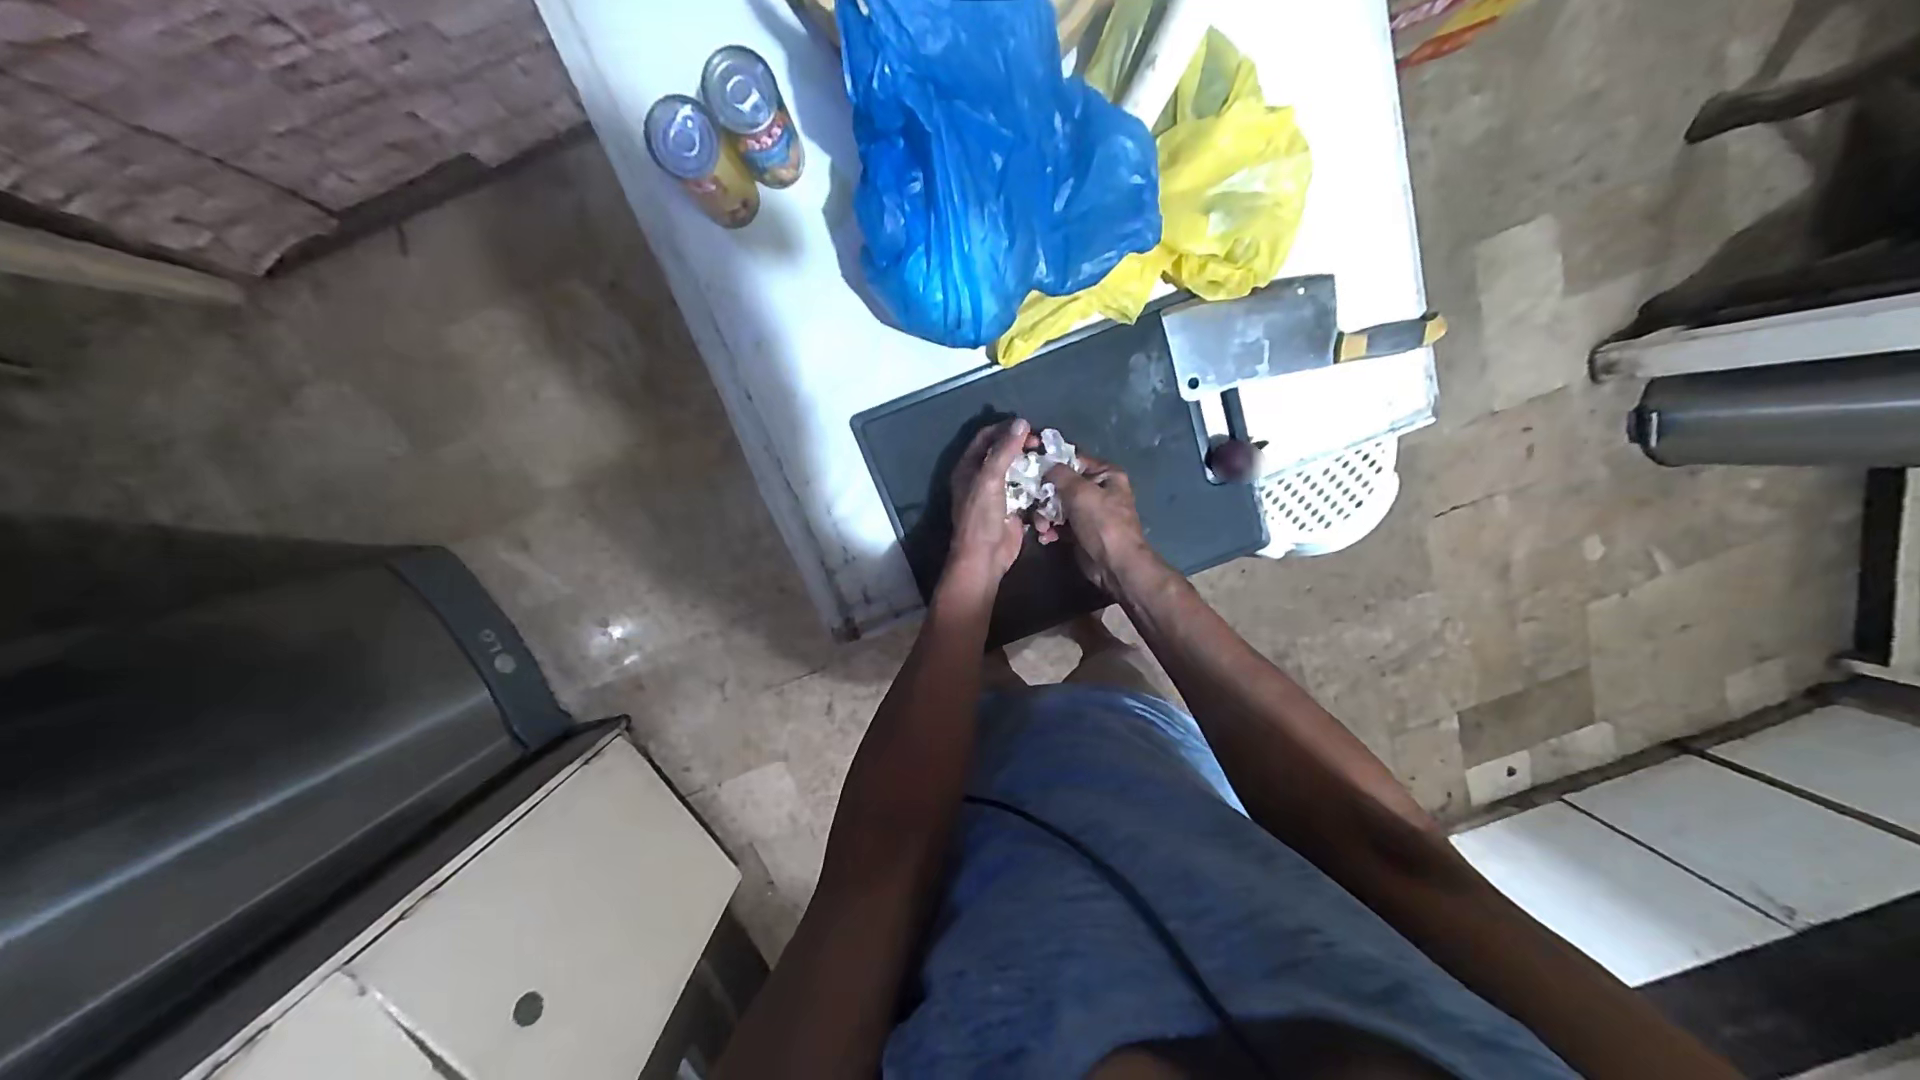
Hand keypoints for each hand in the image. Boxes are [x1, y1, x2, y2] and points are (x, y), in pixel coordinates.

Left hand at [946, 418, 1037, 591]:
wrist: (985, 556)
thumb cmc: (981, 516)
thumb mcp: (989, 479)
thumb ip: (1004, 450)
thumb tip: (1021, 422)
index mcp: (969, 467)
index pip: (987, 437)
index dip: (1006, 429)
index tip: (1028, 427)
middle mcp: (982, 477)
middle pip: (1004, 453)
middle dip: (1023, 447)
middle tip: (1043, 445)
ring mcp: (999, 493)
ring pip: (1018, 471)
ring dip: (1033, 465)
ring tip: (1051, 460)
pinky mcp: (1014, 508)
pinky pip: (1028, 490)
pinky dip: (1039, 484)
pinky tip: (1052, 480)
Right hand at [1044, 454, 1163, 594]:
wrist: (1114, 564)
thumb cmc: (1101, 522)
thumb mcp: (1080, 491)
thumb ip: (1059, 474)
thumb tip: (1045, 466)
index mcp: (1105, 474)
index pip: (1074, 460)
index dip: (1051, 464)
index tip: (1031, 469)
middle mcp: (1098, 490)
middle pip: (1062, 485)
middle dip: (1045, 497)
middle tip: (1036, 507)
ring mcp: (1088, 512)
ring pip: (1057, 506)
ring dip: (1045, 516)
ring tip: (1042, 528)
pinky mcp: (1080, 531)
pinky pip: (1059, 524)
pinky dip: (1050, 530)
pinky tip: (1046, 537)